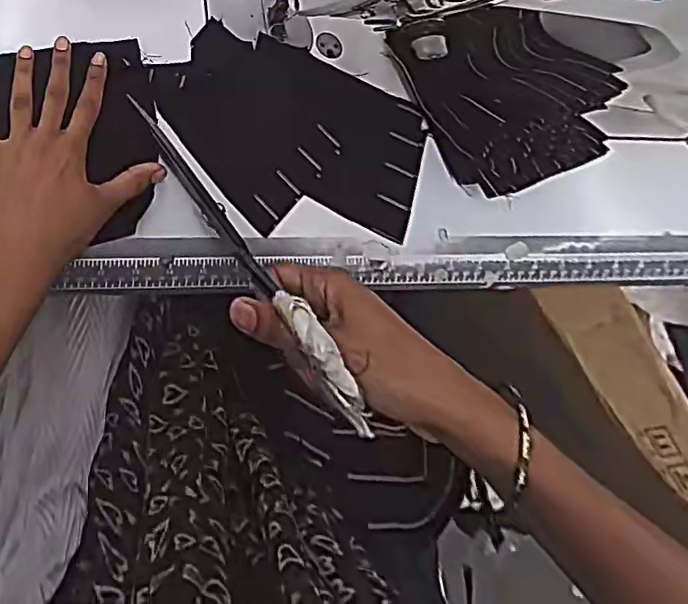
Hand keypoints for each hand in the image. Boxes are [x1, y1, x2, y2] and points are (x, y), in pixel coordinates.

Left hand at [0, 38, 163, 291]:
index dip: (95, 80)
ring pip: (19, 101)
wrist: (19, 252)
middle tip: (61, 44)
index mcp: (70, 151)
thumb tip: (152, 171)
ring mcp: (15, 147)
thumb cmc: (55, 233)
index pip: (88, 106)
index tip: (97, 61)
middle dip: (60, 65)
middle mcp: (42, 142)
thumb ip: (130, 183)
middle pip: (54, 94)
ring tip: (25, 53)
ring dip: (22, 74)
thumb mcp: (102, 206)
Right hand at [229, 264, 505, 446]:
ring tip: (335, 377)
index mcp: (332, 284)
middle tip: (313, 359)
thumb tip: (241, 308)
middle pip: (285, 315)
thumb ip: (278, 328)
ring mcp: (346, 326)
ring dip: (310, 365)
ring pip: (301, 342)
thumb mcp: (327, 350)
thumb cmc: (405, 372)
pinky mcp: (352, 351)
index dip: (262, 303)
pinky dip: (325, 376)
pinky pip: (319, 360)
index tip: (258, 326)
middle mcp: (338, 300)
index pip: (274, 278)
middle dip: (292, 345)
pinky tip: (343, 387)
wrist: (446, 410)